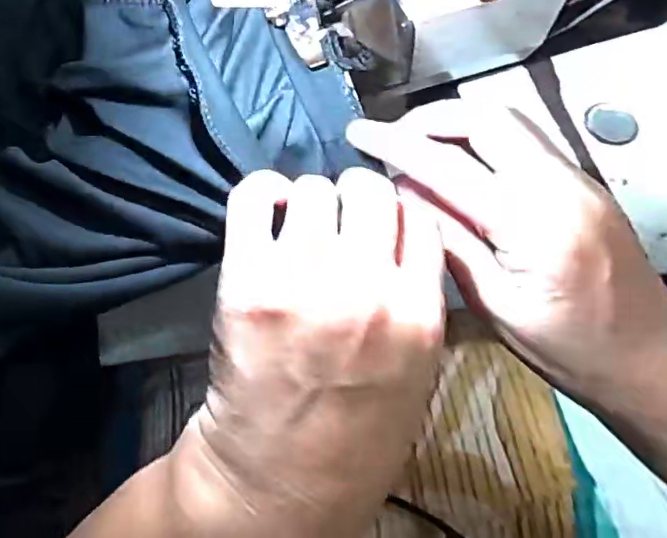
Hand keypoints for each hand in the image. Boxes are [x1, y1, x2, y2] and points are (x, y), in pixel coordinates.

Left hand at [171, 168, 445, 537]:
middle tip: (337, 219)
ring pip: (312, 187)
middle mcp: (365, 287)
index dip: (396, 211)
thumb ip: (416, 297)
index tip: (377, 220)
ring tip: (298, 225)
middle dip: (354, 197)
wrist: (277, 480)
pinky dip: (260, 191)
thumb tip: (401, 228)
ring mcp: (302, 277)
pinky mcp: (247, 277)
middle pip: (367, 188)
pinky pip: (253, 194)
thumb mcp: (417, 372)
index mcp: (418, 314)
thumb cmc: (353, 432)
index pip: (419, 215)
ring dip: (306, 201)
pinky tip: (264, 212)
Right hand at [345, 100, 666, 410]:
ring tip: (418, 143)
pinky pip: (523, 136)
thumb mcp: (494, 305)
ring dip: (454, 120)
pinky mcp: (583, 181)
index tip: (357, 132)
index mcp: (534, 224)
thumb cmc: (571, 352)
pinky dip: (480, 133)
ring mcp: (578, 178)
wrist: (659, 367)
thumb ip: (447, 237)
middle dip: (427, 118)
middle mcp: (560, 187)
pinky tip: (459, 158)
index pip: (448, 163)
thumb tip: (402, 187)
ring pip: (506, 118)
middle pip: (483, 117)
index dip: (394, 143)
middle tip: (390, 137)